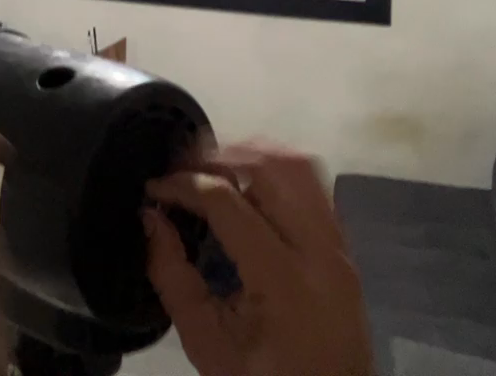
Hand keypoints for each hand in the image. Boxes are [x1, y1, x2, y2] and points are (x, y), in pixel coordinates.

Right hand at [144, 143, 372, 375]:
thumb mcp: (204, 340)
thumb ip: (171, 274)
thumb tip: (150, 215)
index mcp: (283, 281)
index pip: (227, 201)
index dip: (183, 184)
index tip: (154, 189)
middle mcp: (319, 252)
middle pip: (267, 167)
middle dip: (216, 157)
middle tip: (181, 170)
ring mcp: (339, 246)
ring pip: (297, 164)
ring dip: (250, 154)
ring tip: (214, 168)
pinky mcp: (344, 245)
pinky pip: (313, 184)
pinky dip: (276, 170)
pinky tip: (247, 184)